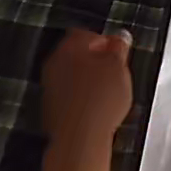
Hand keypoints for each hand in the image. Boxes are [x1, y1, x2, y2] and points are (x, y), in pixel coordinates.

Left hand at [41, 28, 133, 144]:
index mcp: (69, 48)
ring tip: (110, 89)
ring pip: (72, 73)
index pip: (85, 33)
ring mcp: (50, 86)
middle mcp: (54, 63)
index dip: (104, 39)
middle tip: (116, 68)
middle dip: (96, 59)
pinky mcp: (51, 107)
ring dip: (89, 77)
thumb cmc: (101, 98)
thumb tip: (121, 36)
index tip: (118, 50)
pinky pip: (69, 93)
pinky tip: (98, 104)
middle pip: (76, 53)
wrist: (80, 137)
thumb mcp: (118, 68)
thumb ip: (119, 48)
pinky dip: (83, 94)